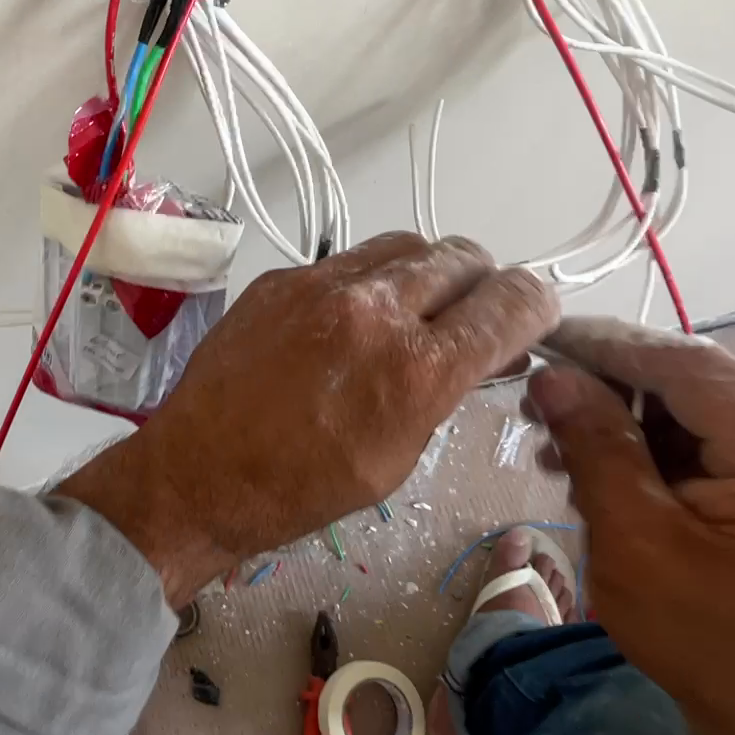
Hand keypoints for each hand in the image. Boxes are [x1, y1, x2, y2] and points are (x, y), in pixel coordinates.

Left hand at [59, 233, 558, 606]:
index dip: (534, 307)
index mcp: (418, 371)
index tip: (528, 319)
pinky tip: (347, 318)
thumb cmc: (300, 489)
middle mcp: (376, 311)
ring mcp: (321, 285)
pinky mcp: (281, 279)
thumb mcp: (395, 459)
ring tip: (411, 311)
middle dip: (481, 285)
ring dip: (426, 273)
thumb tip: (481, 350)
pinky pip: (348, 260)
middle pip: (464, 257)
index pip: (512, 302)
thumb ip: (443, 391)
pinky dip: (367, 281)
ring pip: (407, 245)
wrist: (200, 472)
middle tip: (466, 318)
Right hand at [526, 317, 734, 734]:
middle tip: (538, 401)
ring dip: (627, 427)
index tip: (543, 336)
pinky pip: (717, 456)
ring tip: (558, 449)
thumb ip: (596, 444)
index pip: (692, 369)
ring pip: (702, 422)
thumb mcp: (633, 536)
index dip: (610, 346)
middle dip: (612, 391)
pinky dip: (656, 458)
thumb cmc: (701, 637)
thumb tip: (553, 377)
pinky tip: (603, 476)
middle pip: (700, 392)